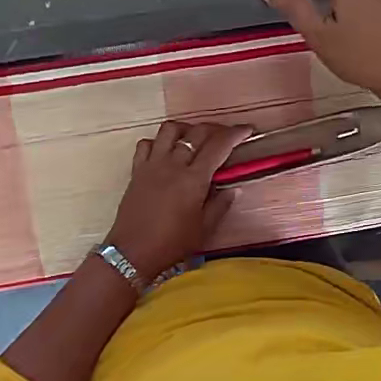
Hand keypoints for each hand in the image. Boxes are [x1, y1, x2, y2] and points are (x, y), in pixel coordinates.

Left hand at [104, 120, 250, 279]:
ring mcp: (152, 165)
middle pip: (197, 132)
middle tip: (226, 135)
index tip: (247, 130)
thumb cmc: (171, 244)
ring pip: (169, 130)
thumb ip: (220, 205)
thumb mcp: (203, 229)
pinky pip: (146, 144)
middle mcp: (173, 165)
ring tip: (194, 138)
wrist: (133, 252)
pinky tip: (165, 151)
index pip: (219, 146)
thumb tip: (234, 188)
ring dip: (185, 128)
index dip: (236, 134)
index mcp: (194, 179)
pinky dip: (157, 141)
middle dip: (216, 128)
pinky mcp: (136, 171)